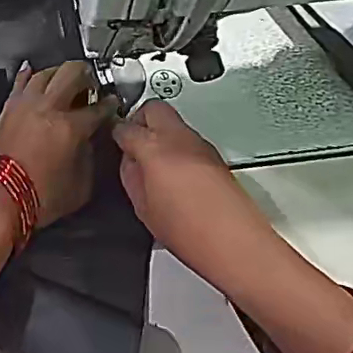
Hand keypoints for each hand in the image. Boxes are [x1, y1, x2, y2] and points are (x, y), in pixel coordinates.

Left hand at [0, 61, 117, 228]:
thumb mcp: (80, 186)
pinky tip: (33, 72)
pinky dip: (29, 75)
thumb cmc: (33, 196)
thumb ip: (89, 159)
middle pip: (73, 73)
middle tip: (92, 83)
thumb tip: (89, 146)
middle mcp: (48, 109)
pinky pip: (21, 82)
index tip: (111, 104)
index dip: (110, 104)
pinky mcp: (8, 109)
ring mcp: (25, 105)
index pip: (99, 107)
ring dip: (60, 73)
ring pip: (46, 72)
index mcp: (71, 127)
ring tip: (67, 80)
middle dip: (88, 75)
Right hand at [113, 99, 267, 259]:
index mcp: (155, 147)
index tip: (116, 141)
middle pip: (154, 108)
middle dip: (140, 119)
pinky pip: (189, 140)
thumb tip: (129, 163)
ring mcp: (202, 146)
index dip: (117, 134)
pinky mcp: (216, 157)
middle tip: (133, 139)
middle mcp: (181, 139)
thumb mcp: (143, 207)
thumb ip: (131, 176)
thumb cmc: (193, 232)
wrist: (236, 244)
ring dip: (161, 134)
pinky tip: (174, 174)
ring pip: (174, 122)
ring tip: (154, 162)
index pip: (127, 127)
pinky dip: (177, 148)